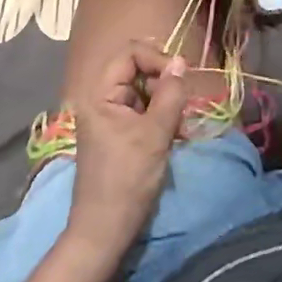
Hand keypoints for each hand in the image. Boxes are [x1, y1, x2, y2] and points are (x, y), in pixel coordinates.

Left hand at [65, 43, 188, 255]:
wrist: (106, 229)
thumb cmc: (127, 179)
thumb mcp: (155, 133)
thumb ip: (170, 94)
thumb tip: (181, 62)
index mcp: (99, 93)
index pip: (130, 52)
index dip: (157, 58)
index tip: (180, 78)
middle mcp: (101, 98)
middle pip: (137, 69)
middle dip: (164, 82)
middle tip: (182, 105)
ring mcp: (110, 116)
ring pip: (144, 90)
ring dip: (166, 101)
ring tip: (180, 125)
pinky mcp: (119, 132)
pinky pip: (143, 110)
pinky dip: (161, 116)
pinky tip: (174, 135)